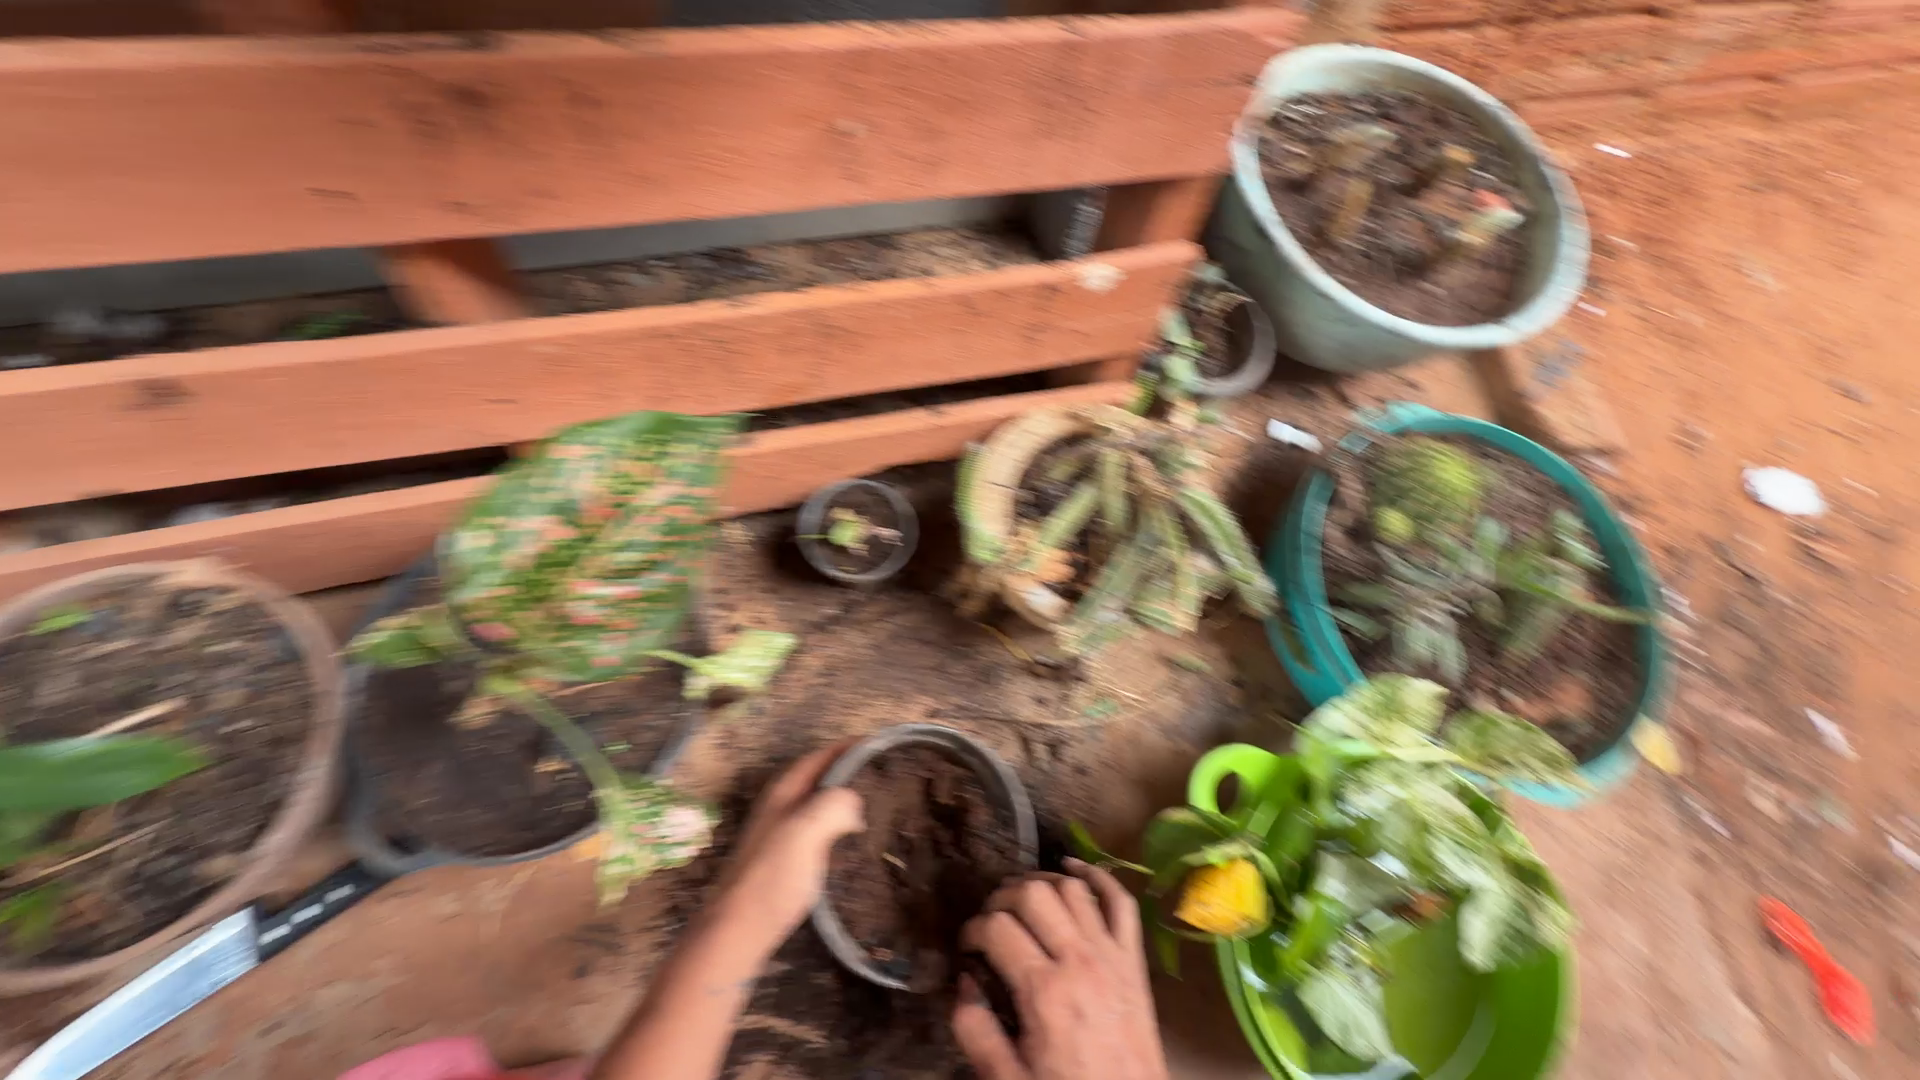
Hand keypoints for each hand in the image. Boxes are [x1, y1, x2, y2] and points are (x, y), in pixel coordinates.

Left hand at [707, 744, 864, 956]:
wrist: (738, 931)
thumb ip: (831, 806)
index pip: (818, 757)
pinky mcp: (784, 859)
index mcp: (783, 793)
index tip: (877, 743)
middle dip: (846, 768)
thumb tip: (853, 798)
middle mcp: (779, 806)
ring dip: (842, 796)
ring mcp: (779, 833)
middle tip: (881, 769)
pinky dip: (837, 823)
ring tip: (874, 800)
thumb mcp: (804, 832)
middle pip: (816, 777)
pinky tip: (852, 839)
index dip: (846, 747)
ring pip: (817, 802)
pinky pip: (818, 827)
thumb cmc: (771, 878)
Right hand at [953, 859, 1168, 1079]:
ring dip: (1042, 882)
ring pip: (1073, 888)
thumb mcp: (1009, 1079)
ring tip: (1022, 898)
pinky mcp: (1134, 959)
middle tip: (990, 920)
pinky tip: (1073, 868)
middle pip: (1033, 894)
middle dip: (1002, 897)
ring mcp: (1111, 954)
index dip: (972, 930)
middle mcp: (1078, 960)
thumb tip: (964, 981)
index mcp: (1044, 992)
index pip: (996, 928)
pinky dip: (1099, 876)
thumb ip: (976, 1031)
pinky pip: (1121, 902)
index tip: (966, 948)